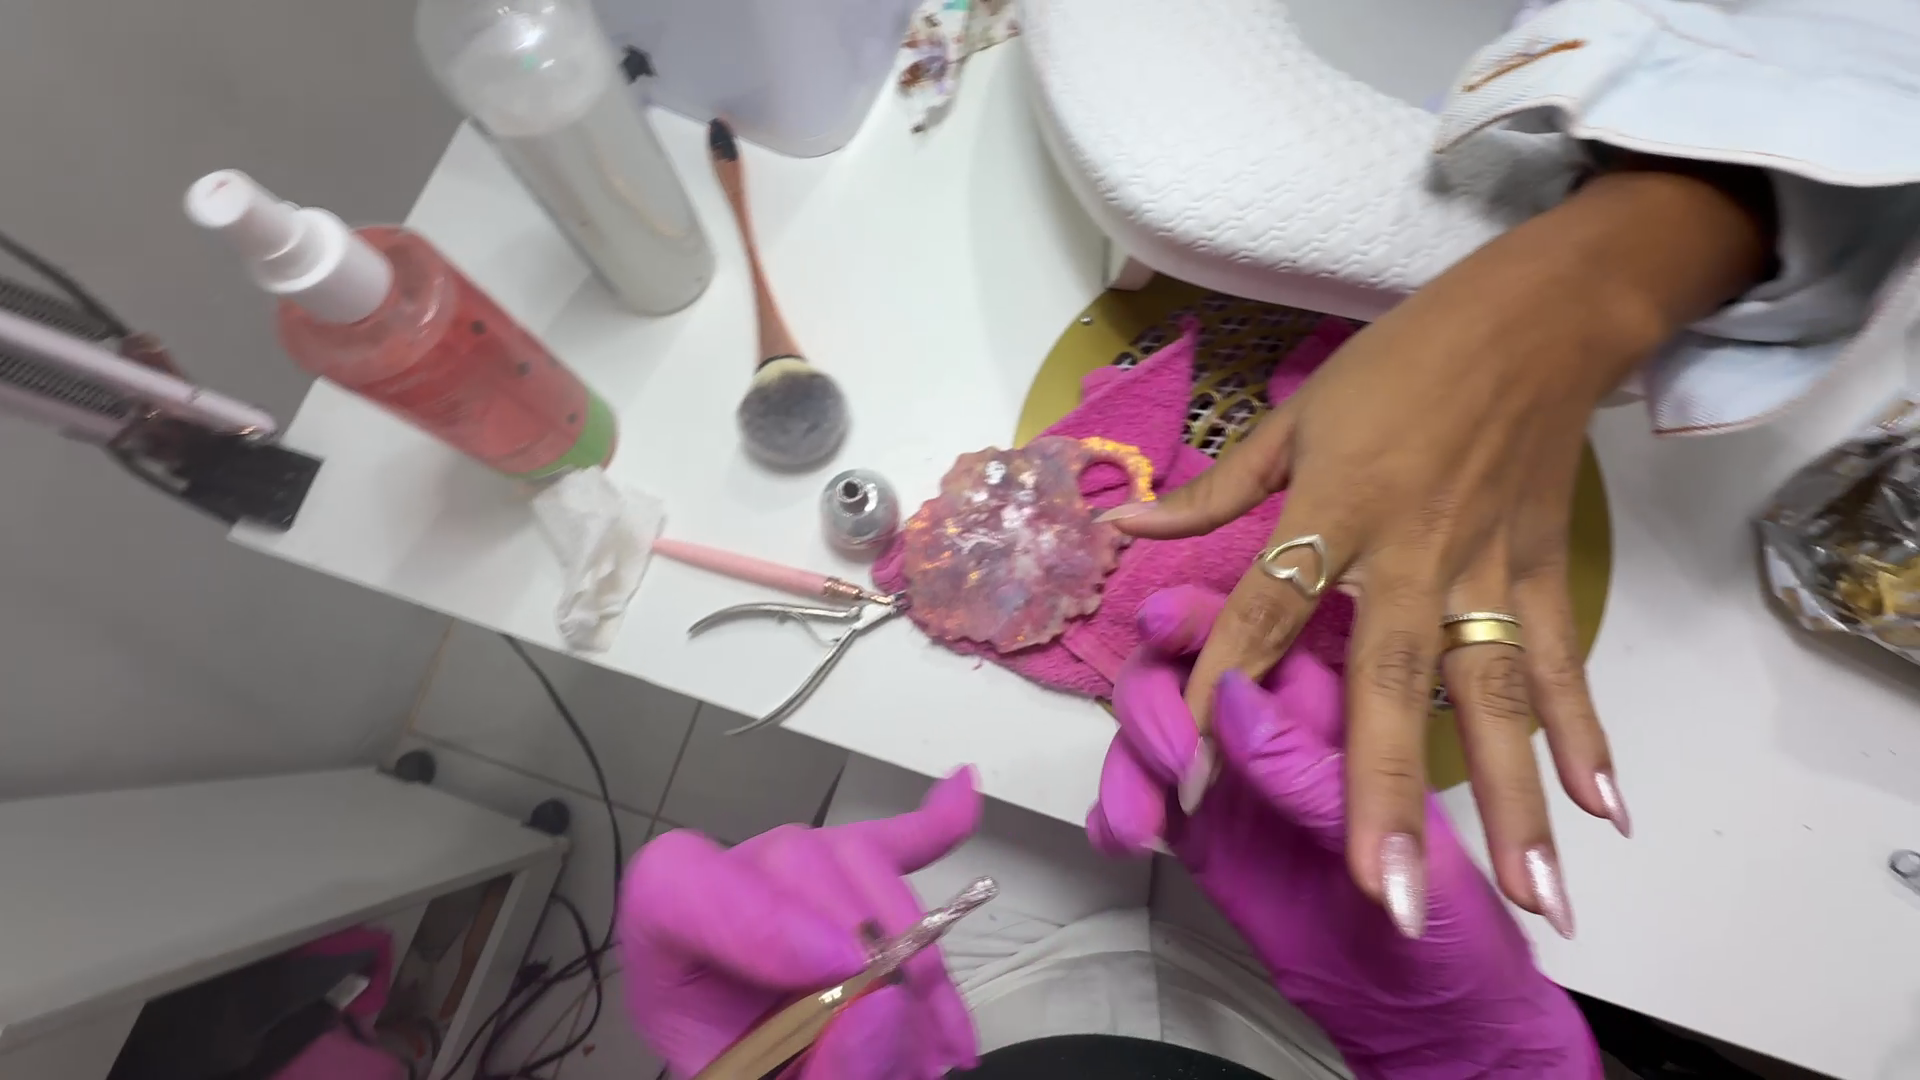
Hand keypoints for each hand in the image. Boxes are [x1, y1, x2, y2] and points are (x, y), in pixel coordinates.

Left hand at [621, 768, 982, 1079]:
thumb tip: (879, 1004)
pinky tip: (965, 792)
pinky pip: (898, 836)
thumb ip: (818, 1071)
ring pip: (859, 857)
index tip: (836, 968)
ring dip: (918, 948)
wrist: (784, 1070)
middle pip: (793, 865)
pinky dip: (935, 824)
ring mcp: (801, 862)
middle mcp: (735, 882)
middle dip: (866, 945)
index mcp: (672, 946)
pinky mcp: (856, 862)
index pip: (678, 885)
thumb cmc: (759, 1074)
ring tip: (942, 1042)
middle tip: (909, 1029)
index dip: (760, 918)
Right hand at [1088, 587, 1599, 1077]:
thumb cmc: (1444, 918)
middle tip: (1179, 768)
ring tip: (1139, 828)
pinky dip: (1111, 809)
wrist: (1422, 1020)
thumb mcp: (1398, 837)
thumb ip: (1308, 766)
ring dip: (1125, 766)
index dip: (1193, 617)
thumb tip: (1227, 692)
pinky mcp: (1192, 831)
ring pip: (1141, 736)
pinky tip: (1117, 841)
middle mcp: (1254, 726)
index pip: (1247, 634)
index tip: (1157, 624)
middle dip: (1155, 708)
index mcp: (1314, 703)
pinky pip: (1135, 799)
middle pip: (1170, 676)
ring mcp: (1217, 777)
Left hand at [1102, 168, 1771, 926]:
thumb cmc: (1396, 365)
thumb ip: (1212, 491)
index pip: (1265, 615)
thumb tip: (1122, 526)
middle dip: (1383, 790)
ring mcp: (1490, 569)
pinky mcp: (1546, 569)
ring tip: (1526, 895)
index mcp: (1335, 508)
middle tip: (1385, 896)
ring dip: (1507, 796)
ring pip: (1493, 693)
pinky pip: (1562, 660)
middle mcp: (1413, 554)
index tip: (1196, 775)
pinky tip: (1605, 812)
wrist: (1536, 317)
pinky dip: (1585, 732)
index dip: (1224, 691)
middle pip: (1389, 682)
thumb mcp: (1290, 417)